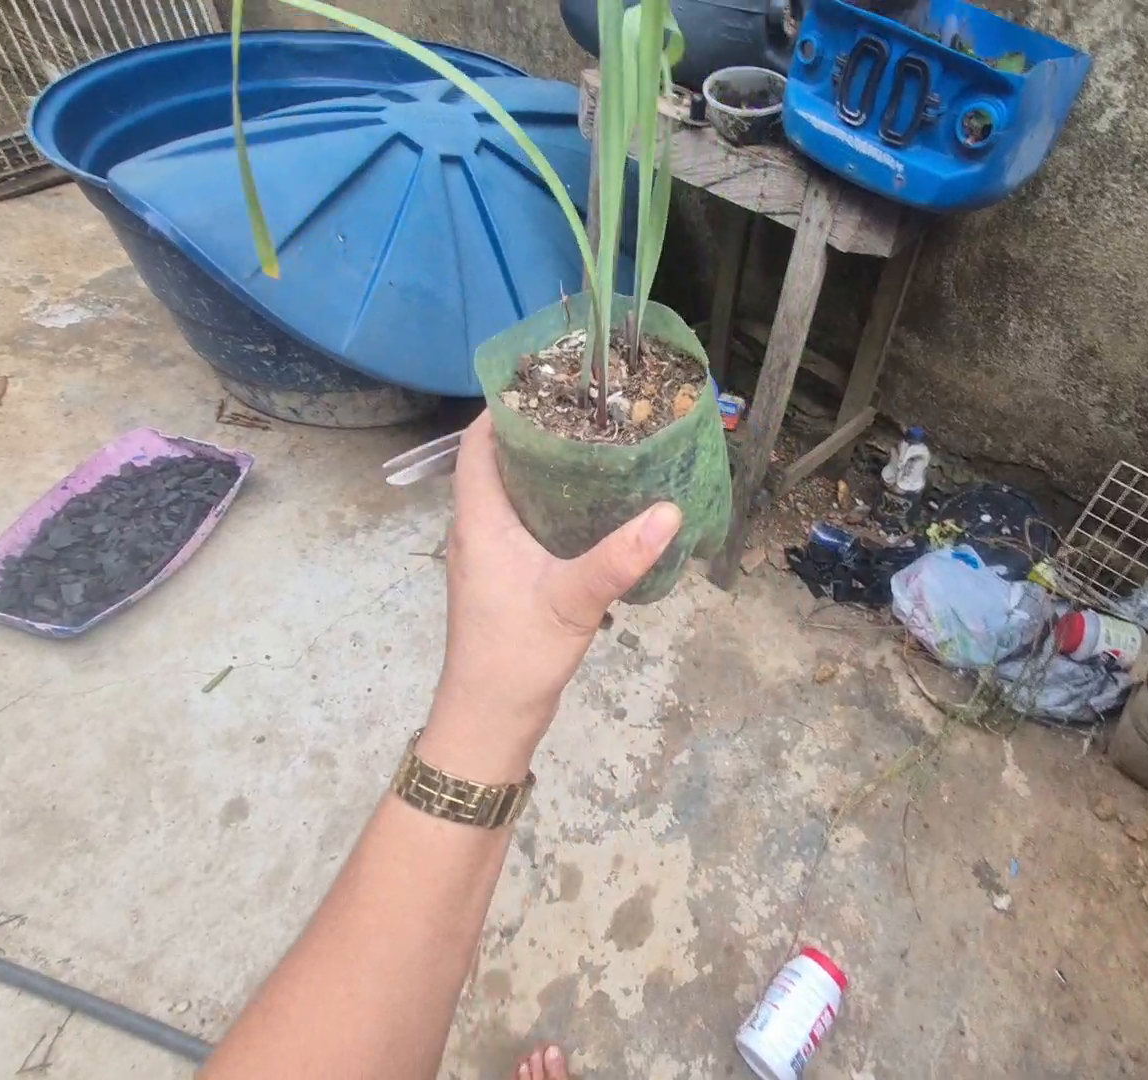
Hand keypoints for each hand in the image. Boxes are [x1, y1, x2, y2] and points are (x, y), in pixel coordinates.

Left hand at [419, 413, 680, 782]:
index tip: (551, 385)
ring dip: (545, 471)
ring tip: (595, 450)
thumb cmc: (517, 654)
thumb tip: (670, 509)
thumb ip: (621, 556)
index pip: (478, 444)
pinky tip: (591, 510)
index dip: (505, 409)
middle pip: (497, 464)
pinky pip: (524, 524)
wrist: (490, 718)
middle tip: (589, 413)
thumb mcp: (573, 600)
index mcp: (479, 521)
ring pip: (512, 496)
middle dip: (536, 434)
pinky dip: (552, 506)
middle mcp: (477, 530)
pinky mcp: (504, 577)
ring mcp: (488, 556)